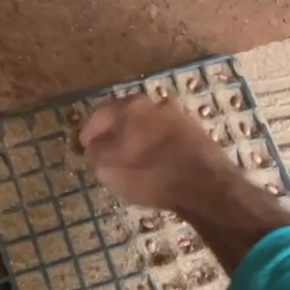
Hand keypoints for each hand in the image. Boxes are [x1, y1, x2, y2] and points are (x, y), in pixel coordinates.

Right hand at [81, 95, 289, 272]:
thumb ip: (97, 154)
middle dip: (113, 131)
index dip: (89, 132)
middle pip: (125, 115)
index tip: (83, 146)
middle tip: (105, 149)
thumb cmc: (151, 176)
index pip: (100, 115)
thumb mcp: (111, 170)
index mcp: (129, 108)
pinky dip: (155, 144)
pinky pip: (165, 135)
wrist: (205, 186)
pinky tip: (154, 161)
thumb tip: (94, 147)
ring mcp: (177, 115)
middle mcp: (154, 104)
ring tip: (129, 157)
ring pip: (147, 124)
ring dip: (136, 137)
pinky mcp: (195, 131)